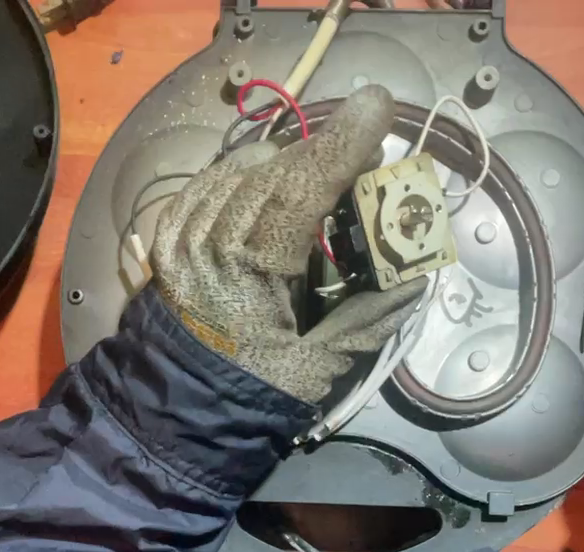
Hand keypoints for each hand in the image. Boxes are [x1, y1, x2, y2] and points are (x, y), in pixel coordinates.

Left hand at [151, 85, 426, 403]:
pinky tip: (262, 177)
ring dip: (284, 163)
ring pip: (238, 172)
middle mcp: (208, 241)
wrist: (181, 412)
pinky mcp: (167, 243)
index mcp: (247, 270)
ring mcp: (181, 239)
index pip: (300, 190)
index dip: (341, 147)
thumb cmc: (252, 391)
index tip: (377, 108)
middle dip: (322, 154)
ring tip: (317, 170)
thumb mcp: (319, 365)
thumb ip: (370, 318)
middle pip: (273, 173)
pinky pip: (205, 186)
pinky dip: (240, 176)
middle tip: (361, 150)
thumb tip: (415, 277)